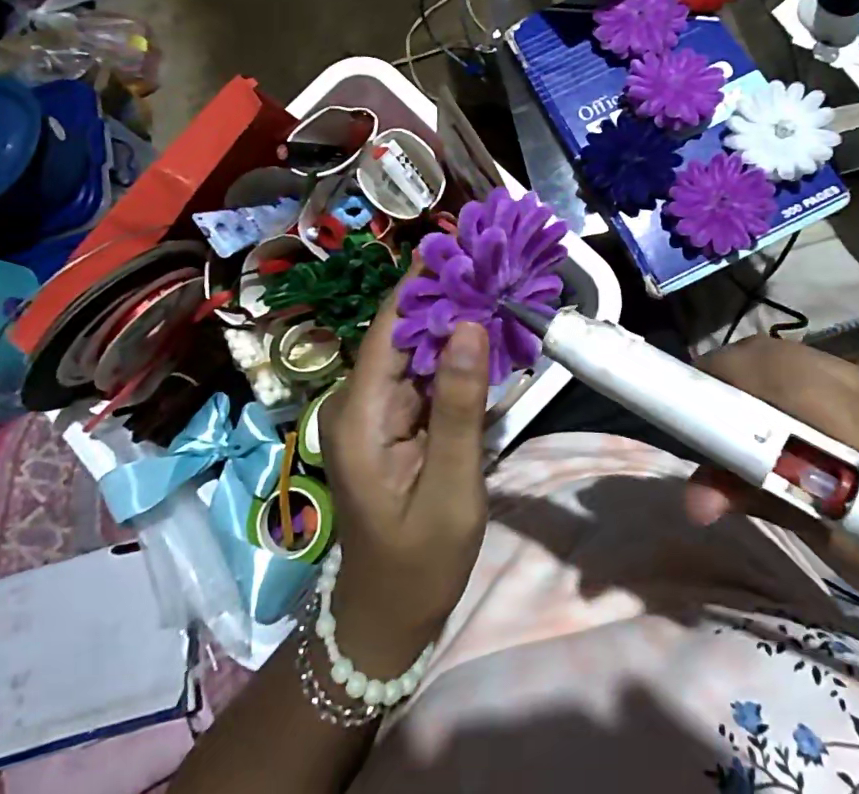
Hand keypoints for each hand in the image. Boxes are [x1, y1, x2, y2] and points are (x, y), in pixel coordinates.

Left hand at [315, 287, 489, 677]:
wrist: (389, 615)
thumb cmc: (419, 561)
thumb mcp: (451, 487)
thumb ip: (461, 407)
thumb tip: (471, 327)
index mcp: (359, 415)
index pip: (387, 329)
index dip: (421, 283)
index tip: (461, 243)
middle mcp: (360, 404)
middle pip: (401, 334)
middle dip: (446, 296)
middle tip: (495, 261)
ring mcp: (377, 415)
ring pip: (415, 353)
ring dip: (454, 323)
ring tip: (499, 286)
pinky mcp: (395, 426)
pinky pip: (425, 379)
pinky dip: (456, 357)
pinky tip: (489, 337)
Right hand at [686, 335, 858, 542]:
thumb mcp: (817, 536)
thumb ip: (752, 499)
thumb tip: (692, 500)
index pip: (786, 375)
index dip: (731, 370)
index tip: (693, 388)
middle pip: (790, 356)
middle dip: (739, 370)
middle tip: (711, 400)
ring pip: (808, 357)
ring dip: (768, 376)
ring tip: (750, 411)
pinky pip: (832, 369)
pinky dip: (800, 384)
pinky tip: (800, 418)